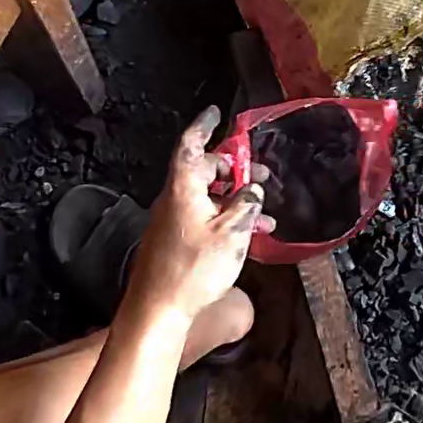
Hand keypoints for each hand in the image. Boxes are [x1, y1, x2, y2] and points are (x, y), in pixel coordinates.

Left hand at [124, 107, 274, 319]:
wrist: (159, 310)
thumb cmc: (193, 269)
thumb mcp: (232, 233)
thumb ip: (247, 205)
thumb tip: (253, 190)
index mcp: (183, 189)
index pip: (191, 145)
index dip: (204, 126)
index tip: (215, 113)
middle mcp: (174, 199)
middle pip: (203, 170)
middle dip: (233, 168)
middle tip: (259, 173)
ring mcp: (173, 220)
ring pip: (207, 196)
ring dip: (235, 199)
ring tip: (263, 214)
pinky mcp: (175, 239)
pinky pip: (204, 216)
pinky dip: (226, 218)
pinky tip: (248, 234)